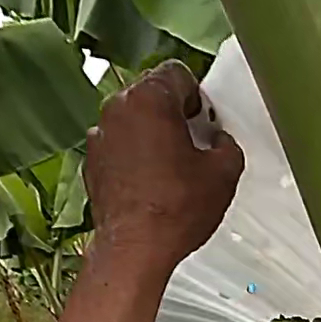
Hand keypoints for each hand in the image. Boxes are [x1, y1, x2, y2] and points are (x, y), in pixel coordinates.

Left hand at [62, 62, 243, 321]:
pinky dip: (136, 160)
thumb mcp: (224, 175)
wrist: (136, 248)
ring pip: (134, 123)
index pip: (177, 73)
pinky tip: (154, 187)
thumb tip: (221, 143)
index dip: (198, 96)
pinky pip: (120, 149)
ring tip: (175, 172)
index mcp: (151, 99)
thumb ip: (228, 146)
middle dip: (175, 116)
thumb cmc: (174, 210)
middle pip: (152, 96)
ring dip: (154, 138)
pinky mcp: (93, 163)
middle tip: (195, 147)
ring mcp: (101, 136)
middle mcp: (118, 109)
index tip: (205, 121)